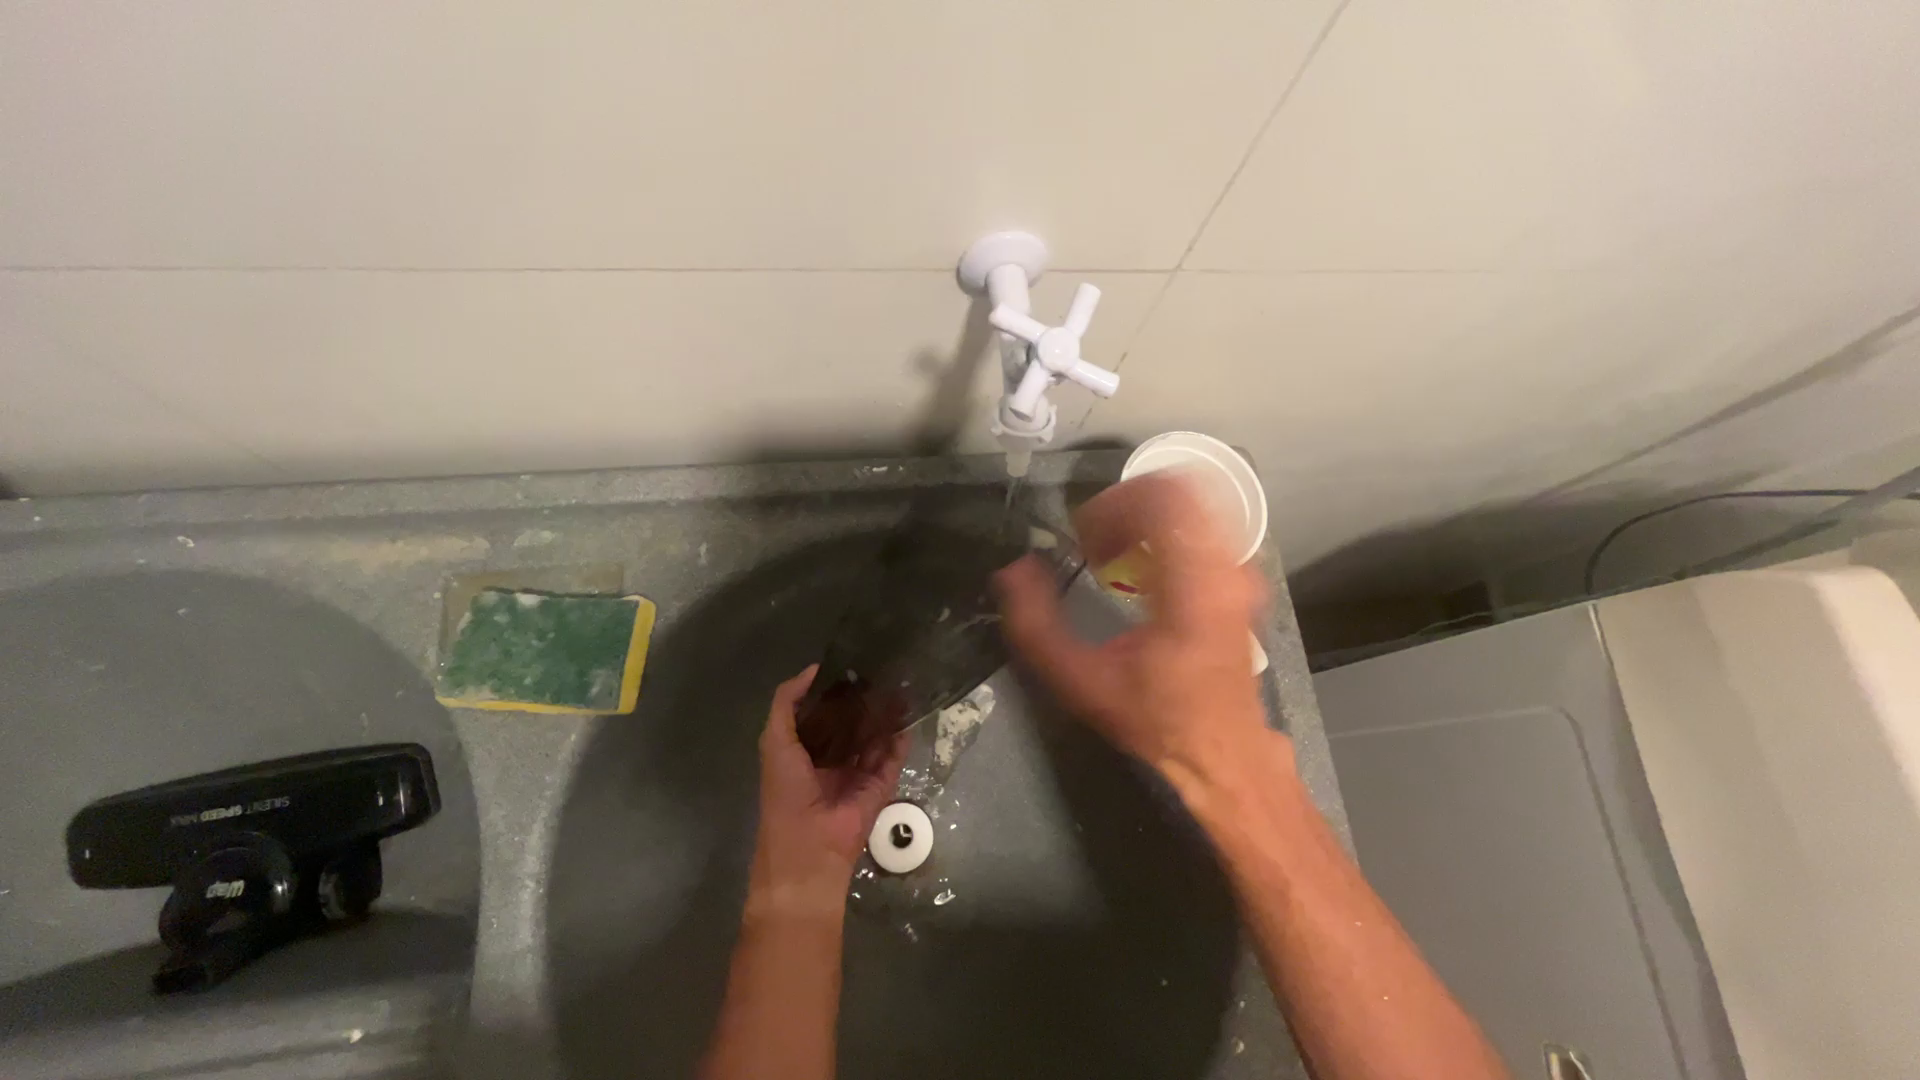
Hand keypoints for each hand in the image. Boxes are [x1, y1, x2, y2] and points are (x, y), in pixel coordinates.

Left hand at [747, 665, 904, 921]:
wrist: (809, 851)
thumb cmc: (785, 794)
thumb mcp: (775, 742)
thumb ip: (785, 704)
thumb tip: (812, 670)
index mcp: (802, 751)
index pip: (820, 713)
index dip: (830, 690)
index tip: (846, 664)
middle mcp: (831, 759)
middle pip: (850, 722)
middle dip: (861, 699)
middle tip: (878, 670)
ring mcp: (858, 772)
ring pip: (874, 736)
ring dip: (883, 714)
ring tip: (897, 683)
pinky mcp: (880, 785)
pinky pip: (893, 757)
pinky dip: (900, 739)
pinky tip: (907, 714)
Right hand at [994, 473, 1275, 781]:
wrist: (1221, 755)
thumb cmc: (1154, 719)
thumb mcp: (1081, 681)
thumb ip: (1036, 625)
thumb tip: (1011, 571)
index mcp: (1193, 586)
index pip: (1163, 499)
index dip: (1113, 503)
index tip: (1082, 537)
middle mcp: (1227, 567)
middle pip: (1177, 492)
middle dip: (1124, 506)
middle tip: (1092, 541)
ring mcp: (1240, 571)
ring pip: (1191, 506)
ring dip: (1142, 518)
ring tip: (1112, 554)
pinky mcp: (1240, 580)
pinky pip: (1201, 526)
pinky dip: (1162, 532)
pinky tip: (1139, 567)